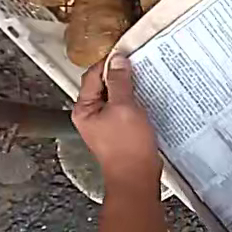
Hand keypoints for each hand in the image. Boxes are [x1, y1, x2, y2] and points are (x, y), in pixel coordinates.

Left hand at [72, 55, 161, 195]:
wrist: (136, 177)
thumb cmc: (127, 148)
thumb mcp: (124, 108)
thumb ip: (120, 82)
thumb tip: (117, 60)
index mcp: (84, 109)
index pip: (93, 75)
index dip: (109, 63)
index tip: (126, 54)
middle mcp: (91, 115)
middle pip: (104, 85)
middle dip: (121, 75)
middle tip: (138, 65)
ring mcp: (105, 123)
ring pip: (116, 96)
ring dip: (129, 88)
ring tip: (144, 80)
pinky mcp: (119, 130)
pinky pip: (125, 108)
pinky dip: (135, 101)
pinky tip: (147, 98)